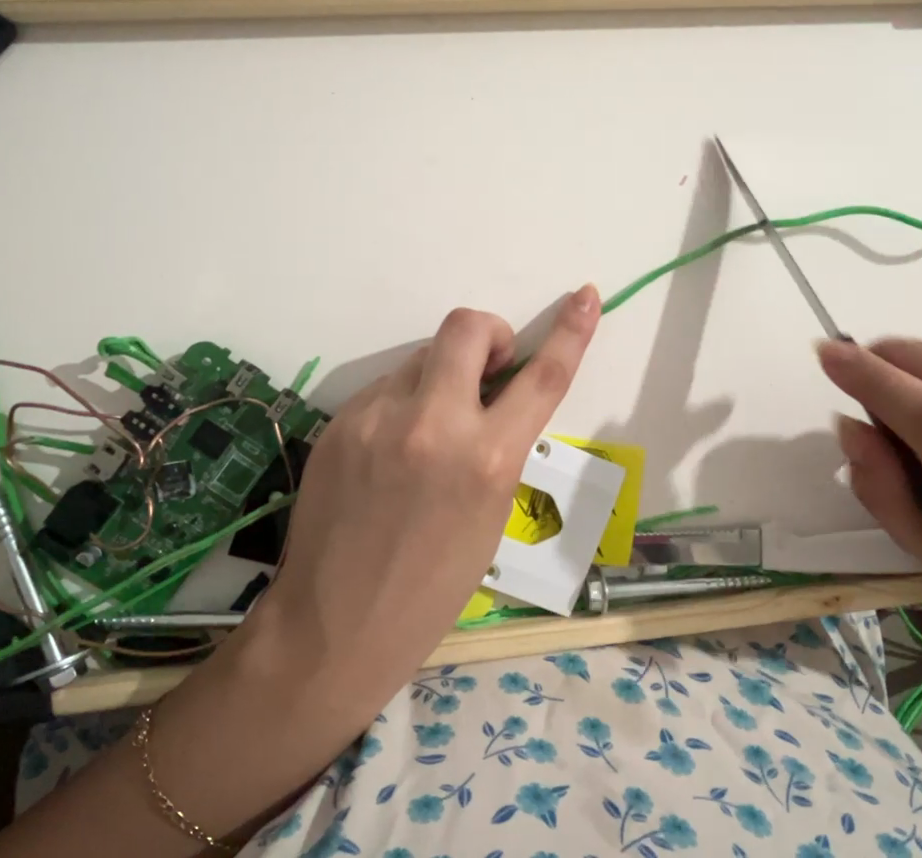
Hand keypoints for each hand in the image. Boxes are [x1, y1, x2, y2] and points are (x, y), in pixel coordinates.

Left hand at [258, 285, 601, 700]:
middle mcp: (432, 425)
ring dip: (439, 378)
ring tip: (427, 434)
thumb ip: (495, 448)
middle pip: (466, 328)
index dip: (571, 332)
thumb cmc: (432, 590)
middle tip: (487, 370)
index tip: (585, 296)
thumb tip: (489, 400)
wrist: (336, 627)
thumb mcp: (491, 518)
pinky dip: (401, 406)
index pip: (542, 378)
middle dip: (488, 336)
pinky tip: (388, 455)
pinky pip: (385, 390)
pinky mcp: (339, 424)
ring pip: (421, 358)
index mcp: (486, 461)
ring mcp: (377, 419)